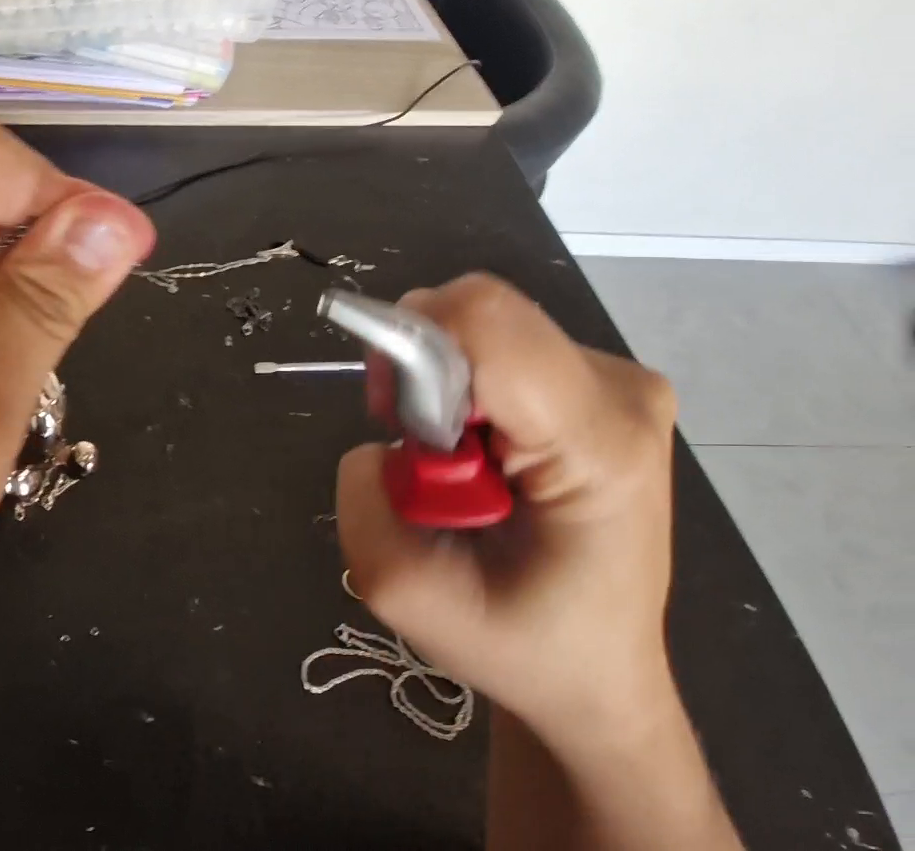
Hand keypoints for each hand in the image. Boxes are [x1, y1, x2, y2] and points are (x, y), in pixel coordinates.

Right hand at [335, 273, 680, 743]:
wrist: (593, 669)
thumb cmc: (516, 642)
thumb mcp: (406, 595)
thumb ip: (364, 502)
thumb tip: (380, 440)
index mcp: (595, 447)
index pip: (488, 322)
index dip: (410, 349)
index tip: (395, 423)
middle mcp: (622, 394)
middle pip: (478, 316)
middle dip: (418, 375)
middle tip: (419, 454)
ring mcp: (620, 384)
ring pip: (480, 330)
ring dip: (436, 387)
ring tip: (450, 464)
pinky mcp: (601, 383)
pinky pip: (496, 346)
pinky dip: (460, 388)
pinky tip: (478, 451)